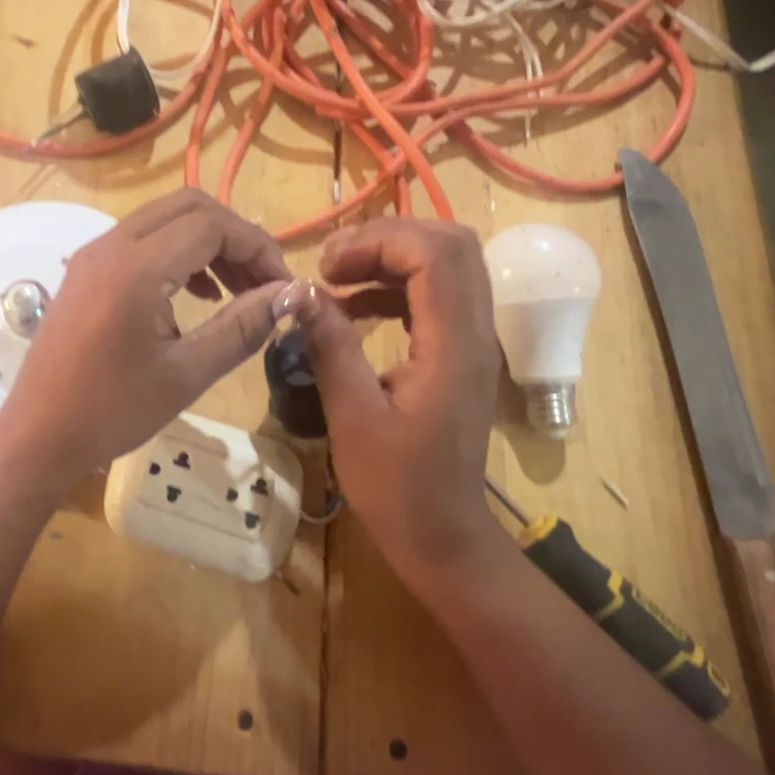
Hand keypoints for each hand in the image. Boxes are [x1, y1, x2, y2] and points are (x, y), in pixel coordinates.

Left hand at [0, 191, 290, 487]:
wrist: (39, 435)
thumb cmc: (113, 411)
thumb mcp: (187, 373)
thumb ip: (241, 327)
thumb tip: (288, 296)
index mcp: (135, 268)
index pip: (211, 225)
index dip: (257, 246)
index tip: (282, 285)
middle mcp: (110, 246)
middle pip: (188, 207)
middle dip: (234, 236)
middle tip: (262, 281)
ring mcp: (92, 255)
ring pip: (163, 219)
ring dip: (206, 242)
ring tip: (236, 289)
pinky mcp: (85, 270)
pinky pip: (140, 240)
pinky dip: (176, 253)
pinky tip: (196, 293)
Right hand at [295, 218, 504, 589]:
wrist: (443, 535)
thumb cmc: (396, 486)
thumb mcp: (352, 416)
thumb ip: (330, 346)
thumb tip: (299, 292)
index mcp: (453, 346)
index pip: (436, 254)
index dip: (378, 242)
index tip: (327, 268)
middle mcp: (474, 332)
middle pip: (450, 245)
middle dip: (386, 239)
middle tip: (333, 263)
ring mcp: (472, 341)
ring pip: (446, 265)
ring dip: (390, 260)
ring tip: (335, 281)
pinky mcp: (459, 354)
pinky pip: (435, 295)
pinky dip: (394, 288)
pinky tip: (352, 310)